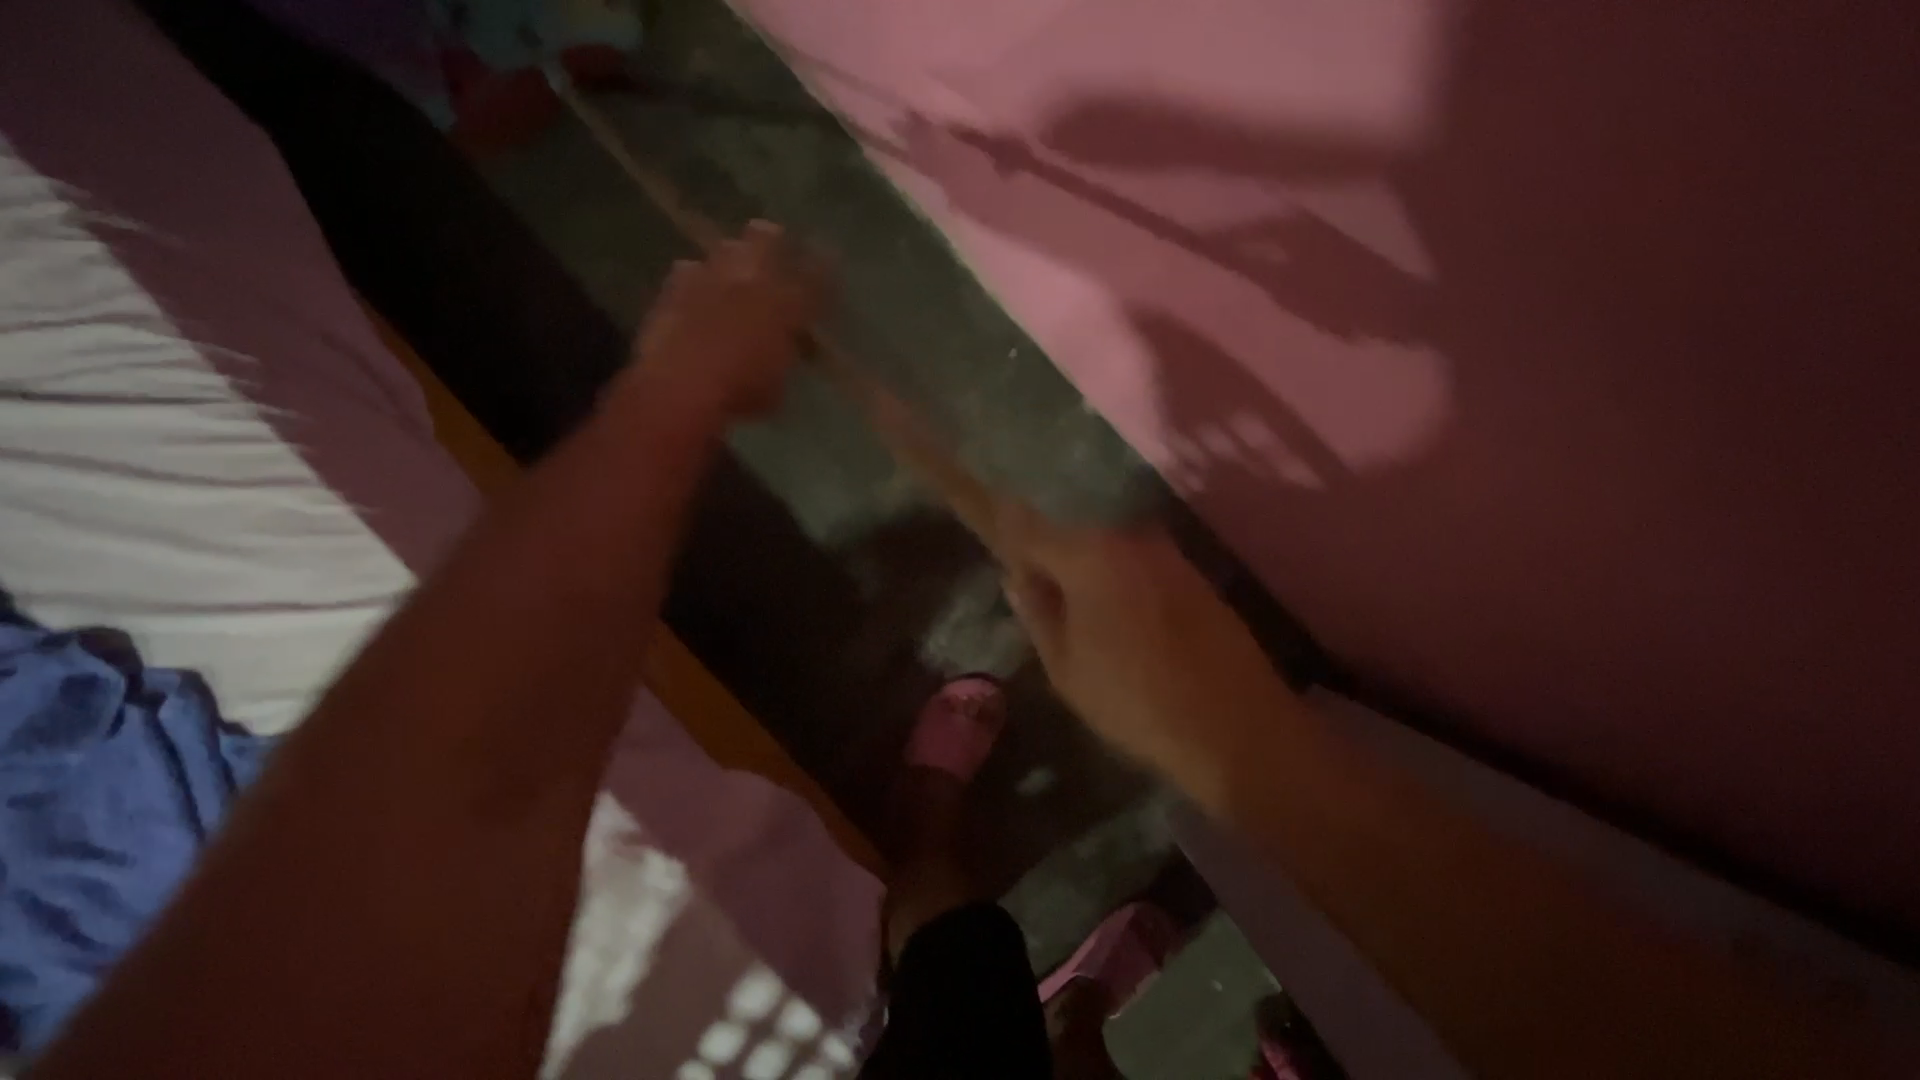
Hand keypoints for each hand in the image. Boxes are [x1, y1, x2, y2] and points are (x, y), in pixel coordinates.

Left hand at [629, 220, 824, 420]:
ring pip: (728, 247)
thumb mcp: (777, 384)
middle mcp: (751, 279)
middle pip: (767, 238)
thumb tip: (786, 347)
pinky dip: (698, 277)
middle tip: (779, 243)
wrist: (679, 386)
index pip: (815, 277)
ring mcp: (710, 276)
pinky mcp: (675, 286)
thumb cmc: (739, 393)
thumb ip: (784, 356)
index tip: (828, 266)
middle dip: (775, 240)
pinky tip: (697, 285)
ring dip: (735, 254)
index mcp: (787, 304)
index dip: (824, 270)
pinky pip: (690, 270)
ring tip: (737, 262)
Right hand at [997, 504, 1291, 791]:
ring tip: (1085, 626)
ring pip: (1110, 556)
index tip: (990, 535)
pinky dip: (1125, 588)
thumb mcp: (1065, 667)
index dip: (1004, 527)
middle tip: (1038, 604)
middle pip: (1074, 540)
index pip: (1029, 528)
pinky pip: (1142, 571)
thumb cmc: (1133, 699)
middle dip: (1052, 563)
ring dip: (1091, 577)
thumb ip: (1037, 612)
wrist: (1234, 725)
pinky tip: (1128, 631)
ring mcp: (1169, 556)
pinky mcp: (1196, 577)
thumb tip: (1017, 577)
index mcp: (1089, 555)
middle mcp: (1130, 539)